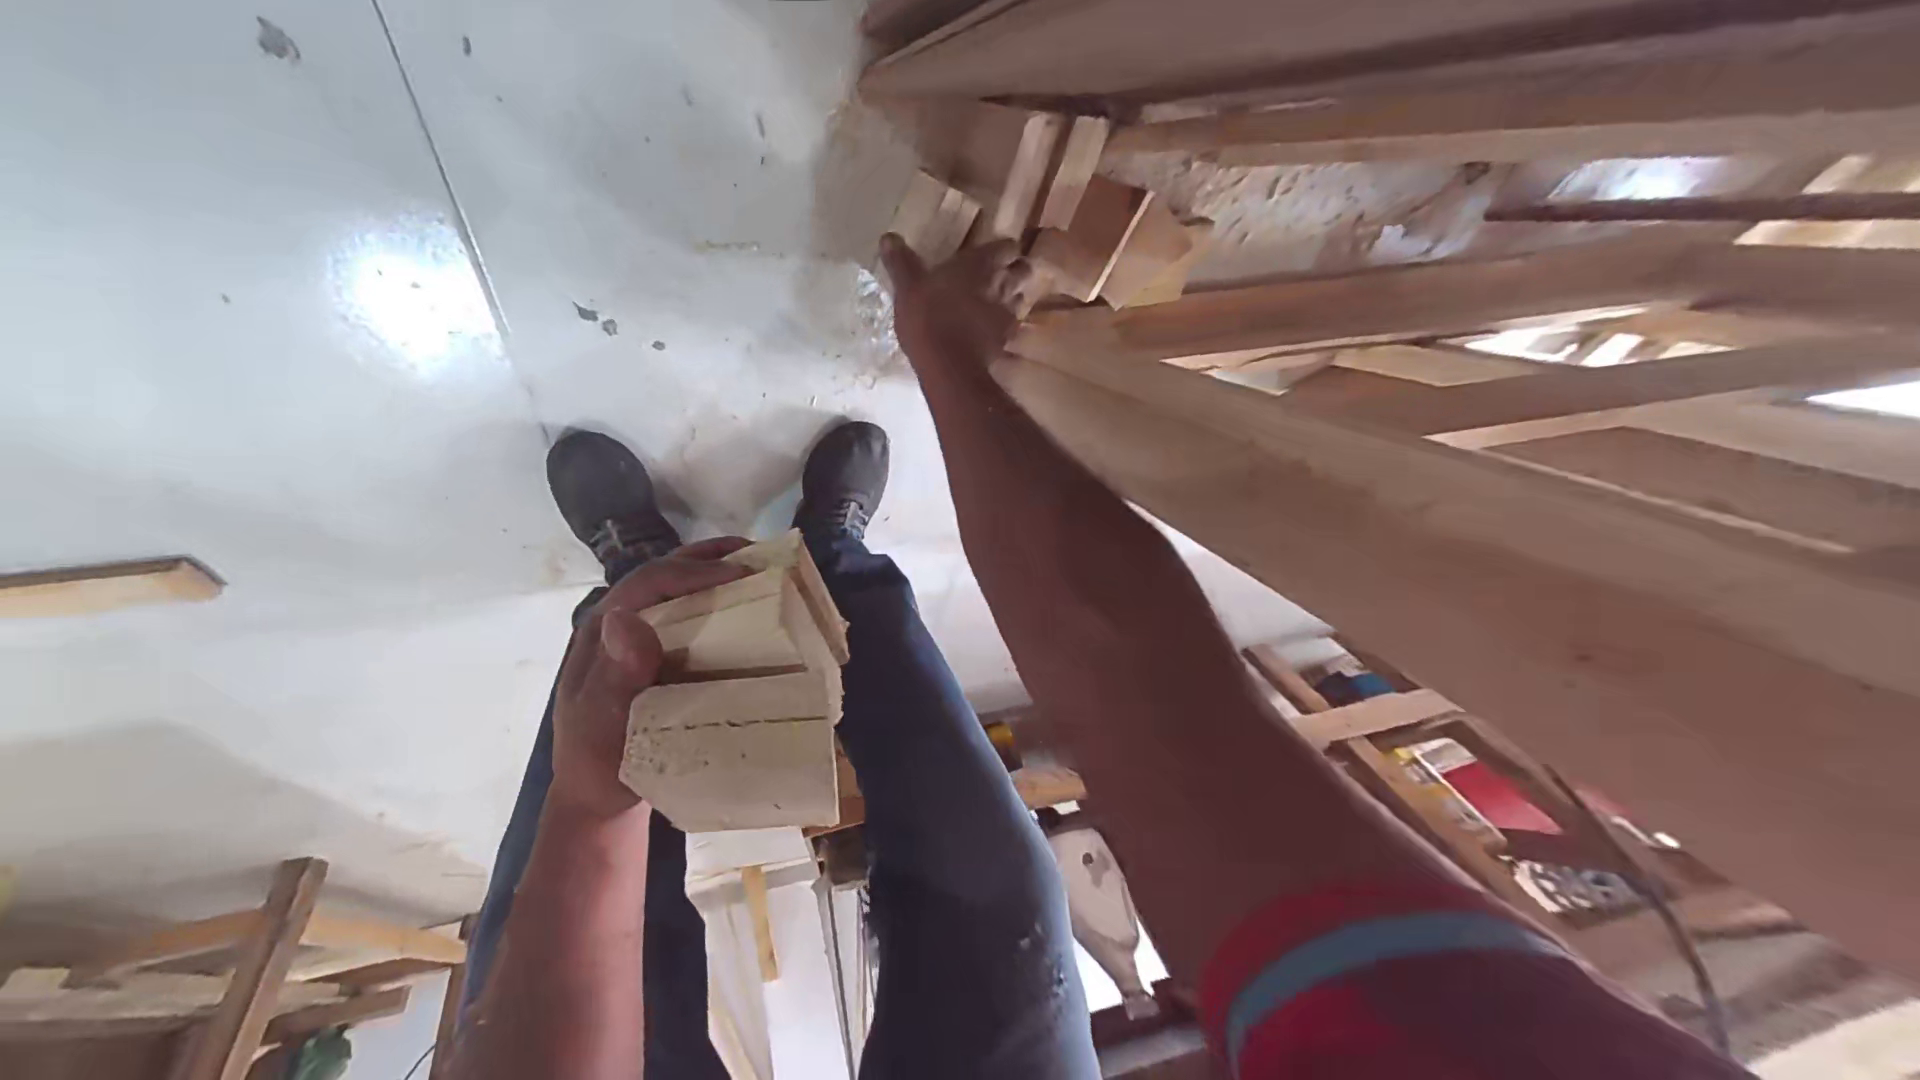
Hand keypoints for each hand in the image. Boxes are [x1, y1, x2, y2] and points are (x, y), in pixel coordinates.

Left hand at [548, 538, 753, 818]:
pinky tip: (746, 600)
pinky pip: (688, 610)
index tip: (740, 574)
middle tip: (758, 554)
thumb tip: (626, 619)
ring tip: (758, 562)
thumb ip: (613, 677)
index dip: (694, 571)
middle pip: (663, 572)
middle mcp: (618, 622)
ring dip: (715, 568)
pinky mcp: (659, 650)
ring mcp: (638, 635)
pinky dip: (718, 595)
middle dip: (709, 557)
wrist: (599, 791)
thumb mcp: (600, 724)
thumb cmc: (599, 760)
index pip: (647, 582)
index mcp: (601, 631)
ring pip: (676, 586)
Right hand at [880, 234, 1042, 375]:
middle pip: (1023, 270)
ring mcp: (1007, 313)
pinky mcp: (1006, 340)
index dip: (1004, 248)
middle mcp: (1001, 284)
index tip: (996, 251)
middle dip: (1017, 270)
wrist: (949, 365)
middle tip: (1002, 274)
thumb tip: (889, 236)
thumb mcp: (907, 286)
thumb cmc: (928, 317)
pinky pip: (1014, 327)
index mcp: (980, 263)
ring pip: (1022, 298)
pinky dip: (1008, 325)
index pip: (1007, 246)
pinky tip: (995, 330)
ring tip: (1000, 301)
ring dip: (1015, 297)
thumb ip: (900, 261)